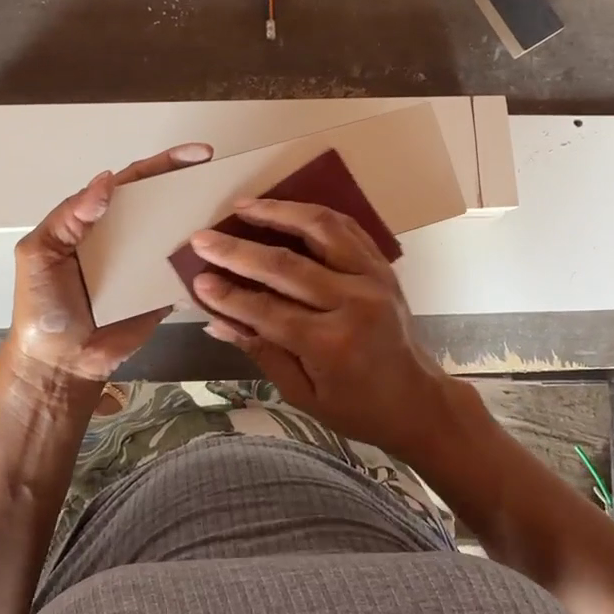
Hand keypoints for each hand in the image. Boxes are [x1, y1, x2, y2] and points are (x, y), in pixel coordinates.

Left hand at [6, 143, 212, 384]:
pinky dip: (205, 263)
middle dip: (191, 183)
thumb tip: (107, 180)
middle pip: (162, 202)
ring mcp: (147, 265)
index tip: (196, 154)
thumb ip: (70, 217)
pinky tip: (226, 251)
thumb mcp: (40, 253)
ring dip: (204, 220)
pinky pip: (186, 274)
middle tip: (221, 172)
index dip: (162, 164)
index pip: (132, 184)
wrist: (58, 363)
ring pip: (179, 234)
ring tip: (232, 207)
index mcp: (96, 221)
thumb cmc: (42, 306)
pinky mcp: (162, 294)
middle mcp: (126, 237)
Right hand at [185, 199, 473, 458]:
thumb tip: (217, 320)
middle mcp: (355, 304)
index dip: (230, 295)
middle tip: (203, 238)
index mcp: (332, 345)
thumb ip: (261, 352)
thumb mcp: (302, 394)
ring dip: (278, 213)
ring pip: (321, 229)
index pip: (268, 312)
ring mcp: (373, 279)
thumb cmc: (355, 407)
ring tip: (243, 206)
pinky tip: (285, 209)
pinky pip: (346, 227)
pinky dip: (313, 214)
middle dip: (238, 251)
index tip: (197, 280)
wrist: (416, 400)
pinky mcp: (382, 266)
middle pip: (286, 266)